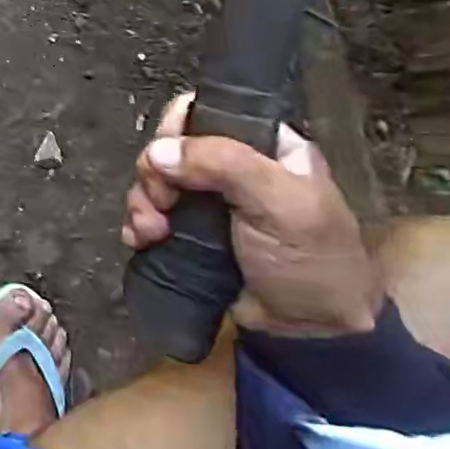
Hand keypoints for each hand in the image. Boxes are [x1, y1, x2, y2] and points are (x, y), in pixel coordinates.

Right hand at [123, 92, 381, 336]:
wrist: (311, 336)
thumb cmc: (311, 260)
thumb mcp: (280, 202)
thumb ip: (223, 165)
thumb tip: (157, 153)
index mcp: (263, 145)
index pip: (207, 113)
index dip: (177, 127)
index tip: (166, 155)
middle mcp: (231, 167)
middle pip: (170, 148)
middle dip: (154, 175)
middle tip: (162, 203)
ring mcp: (208, 202)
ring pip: (155, 182)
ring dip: (143, 204)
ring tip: (151, 233)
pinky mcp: (189, 234)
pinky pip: (150, 215)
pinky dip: (139, 225)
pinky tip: (142, 241)